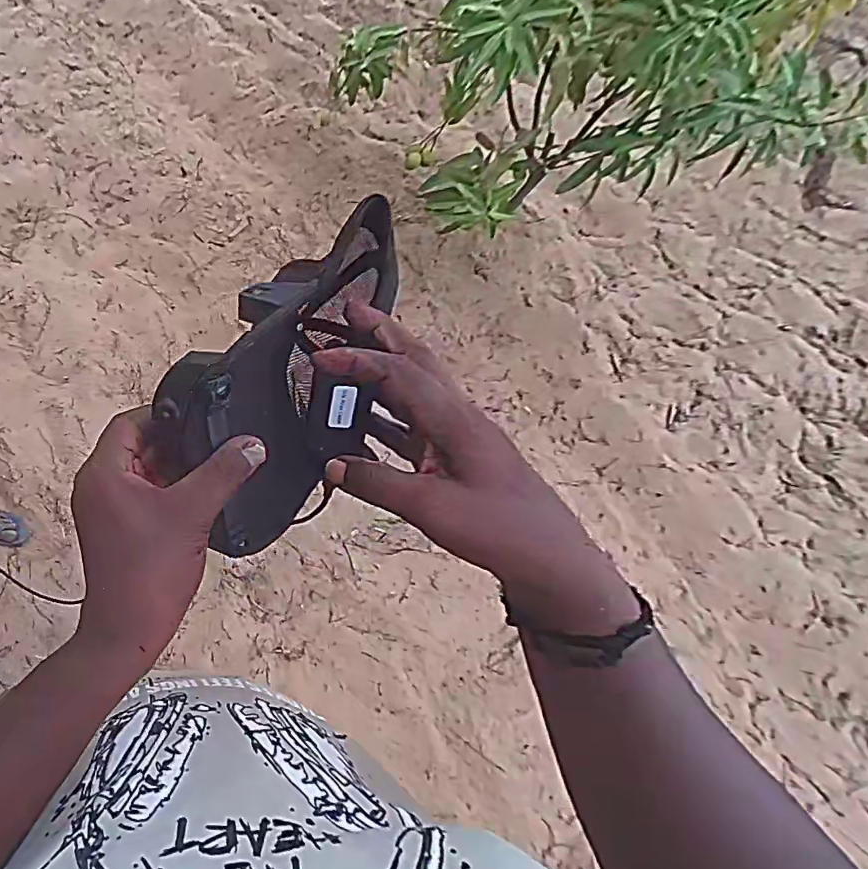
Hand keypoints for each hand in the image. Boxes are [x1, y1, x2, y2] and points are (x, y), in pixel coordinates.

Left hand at [70, 408, 264, 663]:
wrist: (129, 629)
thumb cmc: (145, 576)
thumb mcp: (193, 513)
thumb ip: (223, 473)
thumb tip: (249, 445)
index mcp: (102, 474)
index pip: (129, 422)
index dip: (163, 415)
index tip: (195, 416)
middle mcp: (95, 488)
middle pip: (136, 446)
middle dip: (174, 446)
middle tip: (208, 449)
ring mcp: (103, 510)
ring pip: (141, 472)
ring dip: (172, 471)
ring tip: (204, 478)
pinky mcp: (114, 529)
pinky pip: (140, 497)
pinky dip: (165, 494)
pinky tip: (193, 503)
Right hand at [313, 301, 636, 633]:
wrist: (548, 557)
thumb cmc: (500, 529)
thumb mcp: (430, 507)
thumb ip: (377, 482)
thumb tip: (332, 464)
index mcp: (455, 420)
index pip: (399, 374)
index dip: (357, 362)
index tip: (320, 357)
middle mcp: (458, 417)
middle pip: (417, 361)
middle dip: (383, 332)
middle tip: (352, 311)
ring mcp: (457, 436)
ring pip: (415, 388)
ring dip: (383, 368)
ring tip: (352, 355)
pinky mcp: (454, 456)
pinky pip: (412, 423)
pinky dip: (385, 414)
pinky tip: (363, 422)